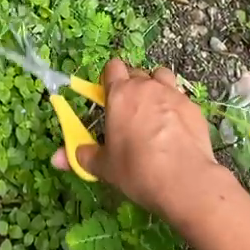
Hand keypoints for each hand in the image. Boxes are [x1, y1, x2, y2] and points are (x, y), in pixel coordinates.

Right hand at [51, 58, 232, 220]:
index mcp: (120, 94)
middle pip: (136, 72)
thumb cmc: (137, 170)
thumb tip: (56, 158)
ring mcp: (172, 94)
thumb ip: (83, 156)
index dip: (110, 79)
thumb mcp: (105, 167)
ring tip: (154, 112)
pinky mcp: (193, 107)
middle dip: (132, 85)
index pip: (112, 67)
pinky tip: (177, 131)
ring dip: (156, 87)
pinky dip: (176, 108)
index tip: (109, 97)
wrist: (185, 182)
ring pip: (161, 77)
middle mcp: (145, 86)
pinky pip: (181, 98)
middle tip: (130, 112)